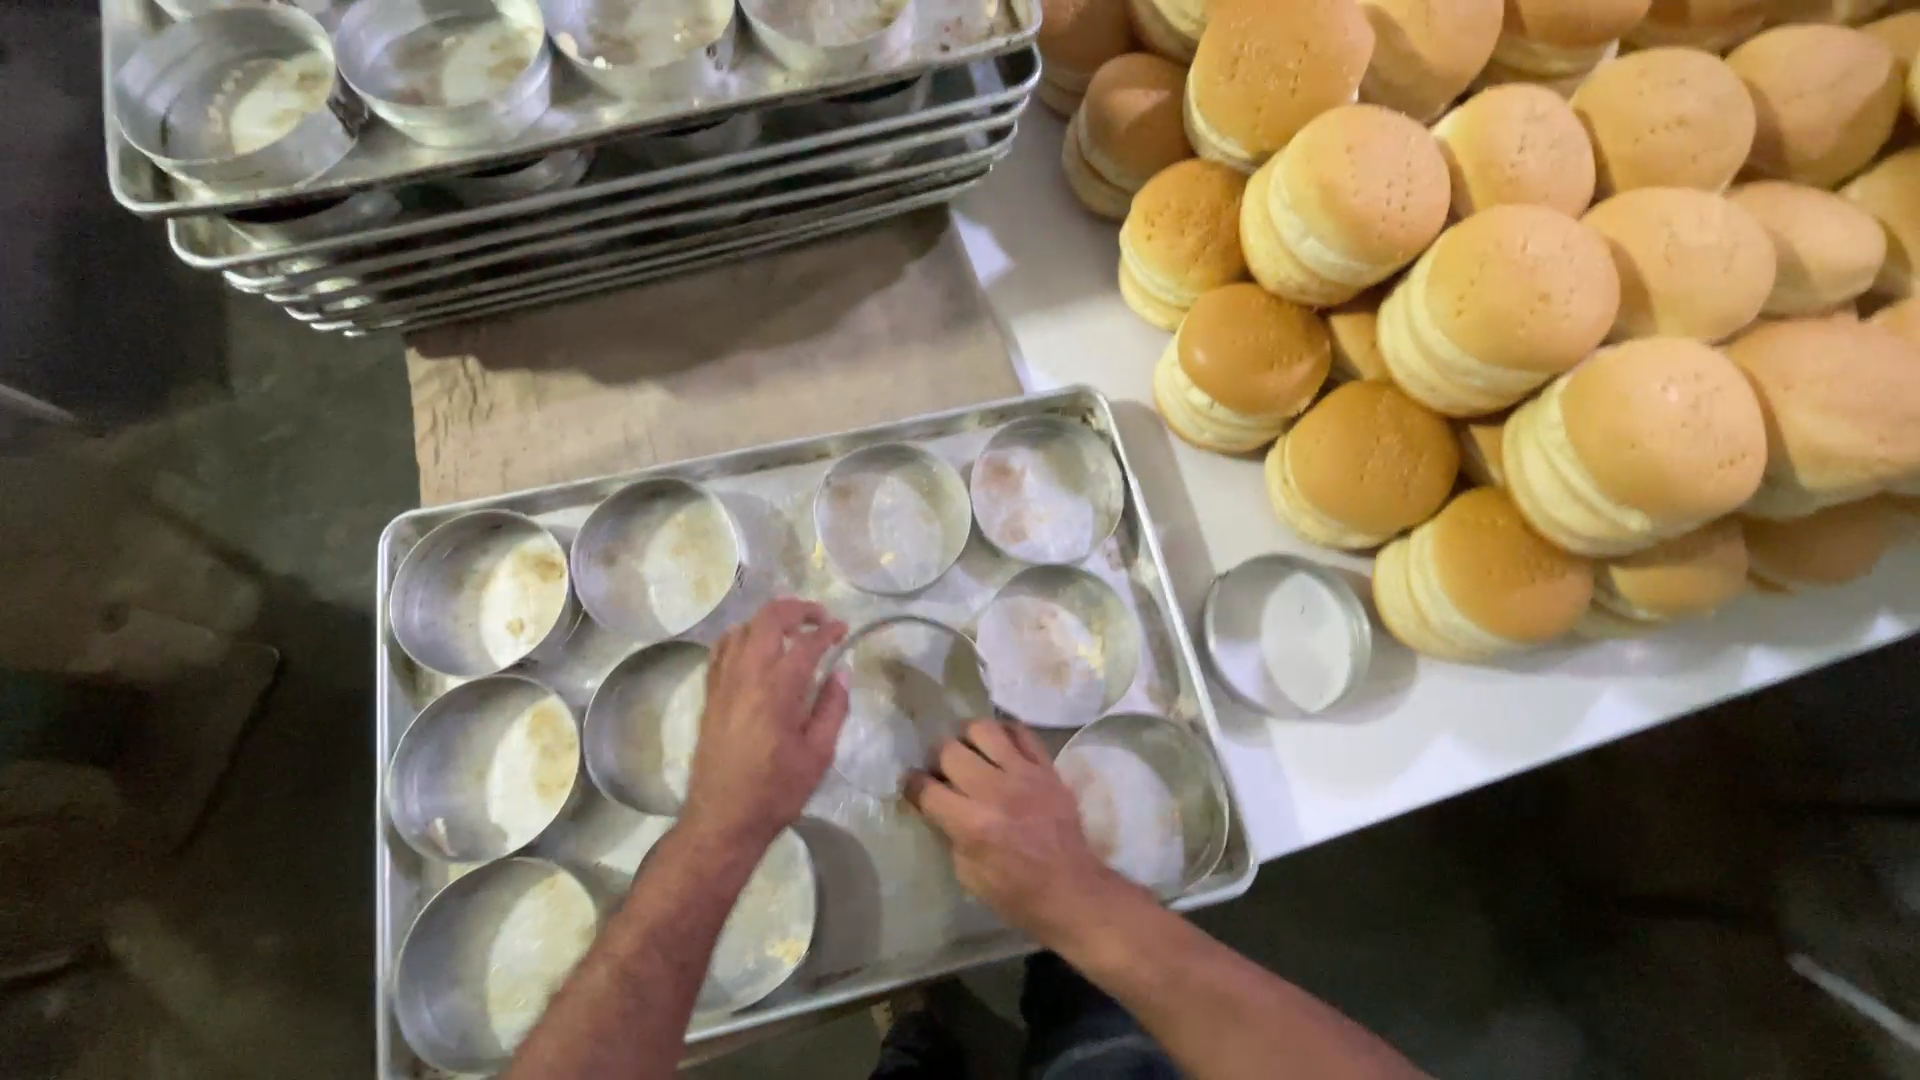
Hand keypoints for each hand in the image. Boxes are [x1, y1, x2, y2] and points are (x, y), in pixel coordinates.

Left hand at [681, 599, 849, 849]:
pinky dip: (742, 637)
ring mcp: (723, 683)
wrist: (723, 820)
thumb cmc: (777, 791)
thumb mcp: (818, 754)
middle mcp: (746, 676)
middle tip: (819, 618)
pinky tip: (756, 648)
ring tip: (791, 629)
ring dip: (769, 620)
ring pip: (742, 628)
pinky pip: (722, 650)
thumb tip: (841, 672)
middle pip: (768, 620)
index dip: (828, 630)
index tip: (844, 629)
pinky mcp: (710, 695)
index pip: (806, 643)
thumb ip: (832, 707)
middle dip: (797, 609)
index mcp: (777, 690)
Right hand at [905, 720, 1124, 940]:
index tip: (912, 784)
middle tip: (942, 770)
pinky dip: (1004, 733)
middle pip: (948, 750)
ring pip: (983, 729)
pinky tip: (999, 745)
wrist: (1072, 891)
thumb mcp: (969, 875)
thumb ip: (951, 833)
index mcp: (972, 825)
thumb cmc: (1017, 894)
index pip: (926, 789)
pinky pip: (1021, 732)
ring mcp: (1024, 775)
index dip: (911, 784)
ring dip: (967, 738)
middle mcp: (995, 792)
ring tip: (969, 751)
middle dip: (936, 759)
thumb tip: (939, 806)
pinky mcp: (1047, 768)